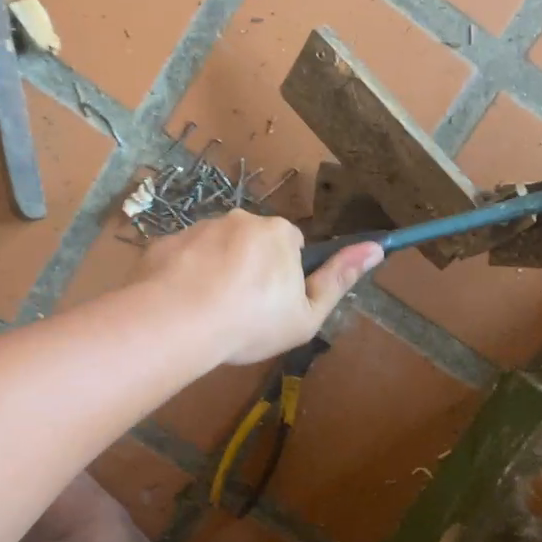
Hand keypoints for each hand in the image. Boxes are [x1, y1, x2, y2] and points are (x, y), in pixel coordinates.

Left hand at [135, 210, 383, 365]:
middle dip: (249, 270)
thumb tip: (376, 248)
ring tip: (209, 315)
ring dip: (215, 273)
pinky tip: (182, 307)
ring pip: (215, 250)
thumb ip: (339, 279)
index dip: (286, 275)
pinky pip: (182, 259)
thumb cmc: (252, 322)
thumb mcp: (307, 313)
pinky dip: (184, 277)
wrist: (177, 322)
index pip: (292, 245)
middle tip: (242, 313)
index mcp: (280, 233)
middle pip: (252, 244)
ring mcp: (199, 228)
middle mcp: (240, 219)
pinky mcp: (165, 243)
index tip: (274, 303)